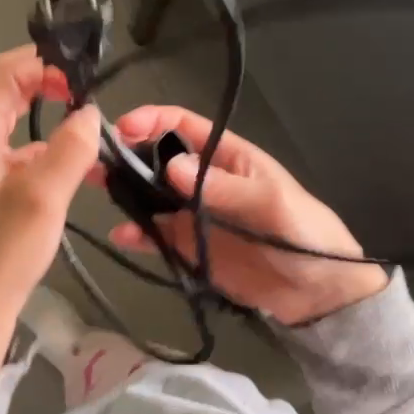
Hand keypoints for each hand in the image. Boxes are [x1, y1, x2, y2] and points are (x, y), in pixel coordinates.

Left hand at [0, 47, 102, 407]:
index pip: (3, 72)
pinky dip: (52, 150)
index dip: (42, 62)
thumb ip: (70, 148)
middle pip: (7, 90)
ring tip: (95, 129)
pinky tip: (85, 167)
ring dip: (54, 118)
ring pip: (18, 122)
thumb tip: (90, 113)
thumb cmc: (1, 253)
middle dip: (49, 84)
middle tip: (90, 94)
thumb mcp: (42, 197)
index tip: (83, 74)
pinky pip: (23, 152)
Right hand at [110, 106, 388, 326]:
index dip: (153, 119)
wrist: (321, 293)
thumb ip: (222, 187)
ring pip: (150, 194)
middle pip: (157, 157)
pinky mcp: (190, 247)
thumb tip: (170, 166)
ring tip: (96, 189)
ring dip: (124, 190)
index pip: (183, 126)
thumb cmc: (304, 233)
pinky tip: (122, 234)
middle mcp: (203, 180)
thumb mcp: (270, 203)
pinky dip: (138, 232)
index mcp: (227, 157)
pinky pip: (157, 235)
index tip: (123, 126)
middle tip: (92, 158)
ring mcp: (193, 214)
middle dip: (126, 153)